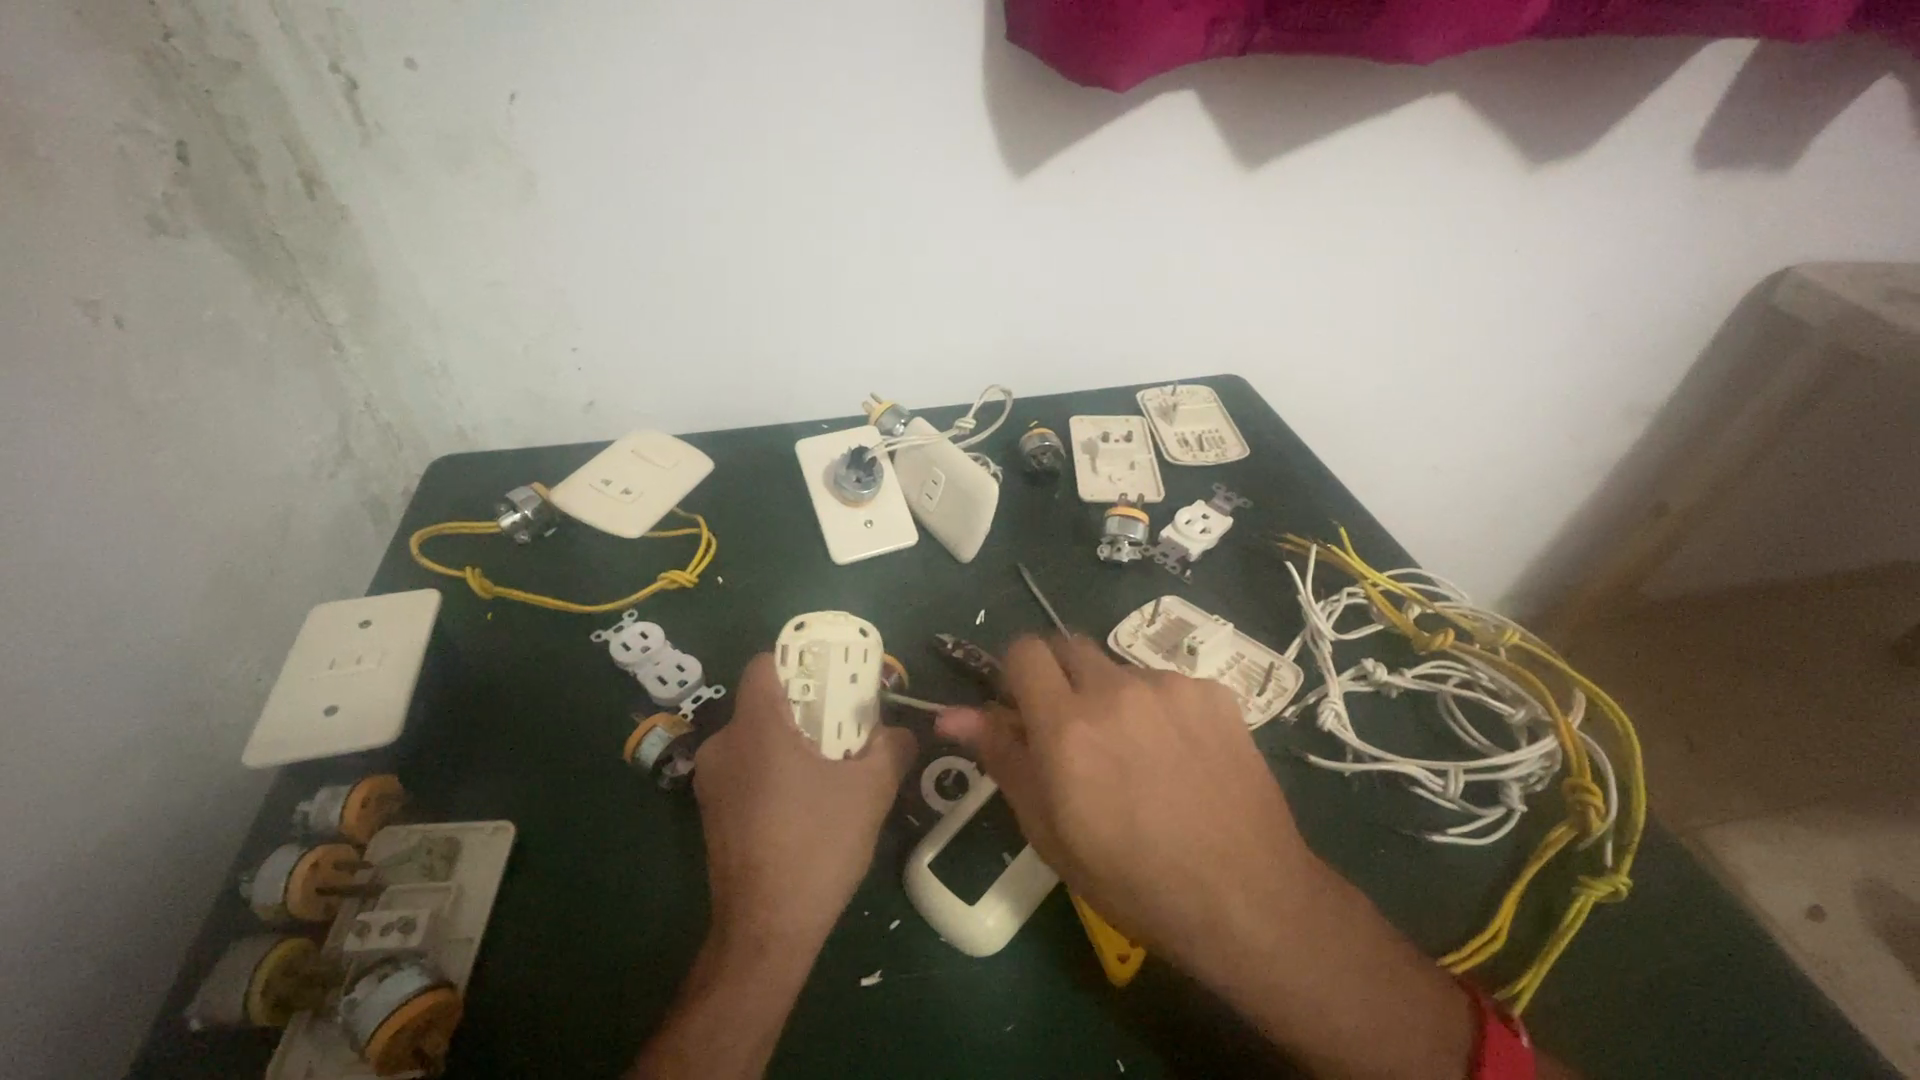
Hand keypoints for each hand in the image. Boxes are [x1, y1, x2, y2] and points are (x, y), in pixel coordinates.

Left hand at [693, 653, 917, 951]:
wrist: (767, 928)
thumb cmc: (818, 846)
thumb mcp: (871, 790)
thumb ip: (891, 747)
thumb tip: (900, 732)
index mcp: (756, 728)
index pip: (766, 664)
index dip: (801, 662)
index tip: (835, 680)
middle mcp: (723, 745)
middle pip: (765, 703)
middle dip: (806, 708)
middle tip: (846, 728)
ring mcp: (710, 781)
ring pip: (756, 739)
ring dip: (791, 743)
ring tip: (832, 769)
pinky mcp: (710, 812)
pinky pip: (746, 770)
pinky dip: (774, 771)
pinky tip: (806, 803)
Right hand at [934, 635, 1316, 977]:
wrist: (1246, 898)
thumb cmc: (1131, 880)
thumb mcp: (1048, 831)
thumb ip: (1002, 757)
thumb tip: (950, 714)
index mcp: (1065, 725)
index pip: (1023, 650)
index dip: (1016, 675)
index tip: (1025, 710)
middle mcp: (1115, 689)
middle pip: (1068, 645)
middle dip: (1060, 677)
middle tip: (1074, 732)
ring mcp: (1171, 687)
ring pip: (1119, 668)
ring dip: (1112, 696)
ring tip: (1137, 756)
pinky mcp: (1215, 693)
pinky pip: (1167, 684)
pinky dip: (1159, 708)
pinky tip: (1180, 757)